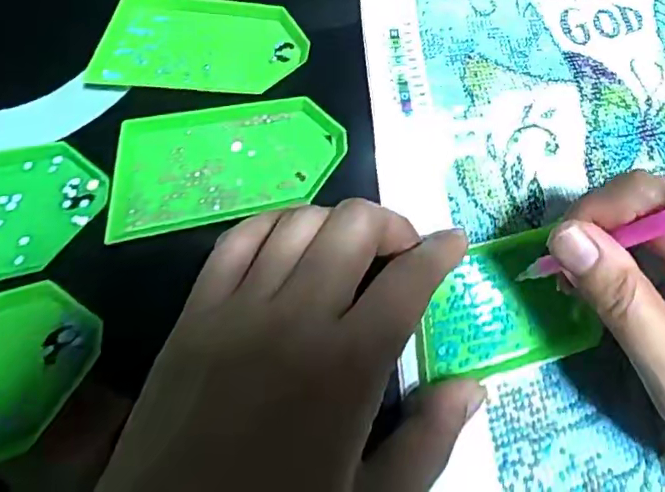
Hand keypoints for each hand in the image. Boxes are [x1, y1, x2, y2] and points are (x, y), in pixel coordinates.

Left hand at [96, 201, 483, 491]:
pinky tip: (290, 245)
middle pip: (356, 225)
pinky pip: (239, 238)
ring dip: (338, 223)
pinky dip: (276, 225)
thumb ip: (426, 443)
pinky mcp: (191, 318)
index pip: (410, 278)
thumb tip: (473, 387)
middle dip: (393, 226)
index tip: (455, 242)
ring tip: (347, 250)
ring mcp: (238, 313)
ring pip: (302, 221)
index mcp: (347, 365)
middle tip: (400, 255)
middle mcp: (296, 320)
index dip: (442, 250)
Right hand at [547, 172, 664, 491]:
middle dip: (599, 219)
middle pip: (653, 193)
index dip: (594, 215)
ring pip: (659, 205)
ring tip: (583, 280)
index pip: (650, 199)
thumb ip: (624, 304)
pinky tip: (620, 280)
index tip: (551, 258)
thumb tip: (566, 236)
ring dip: (613, 231)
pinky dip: (636, 244)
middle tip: (561, 272)